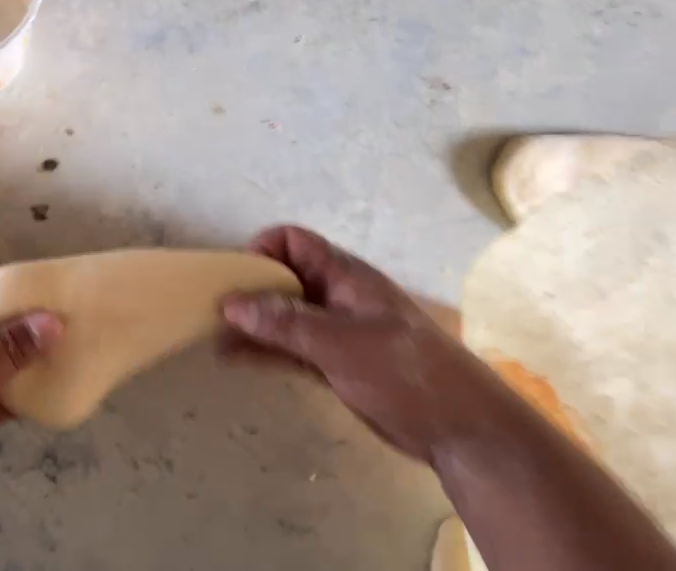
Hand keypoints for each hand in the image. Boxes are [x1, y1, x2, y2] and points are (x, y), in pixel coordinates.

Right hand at [221, 225, 521, 464]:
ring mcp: (335, 332)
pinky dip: (263, 350)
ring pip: (282, 317)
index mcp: (345, 277)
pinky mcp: (334, 364)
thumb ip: (286, 324)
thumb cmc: (407, 374)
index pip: (293, 242)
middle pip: (282, 279)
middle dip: (247, 290)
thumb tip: (231, 303)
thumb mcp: (341, 345)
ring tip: (211, 336)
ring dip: (250, 325)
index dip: (262, 251)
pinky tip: (233, 358)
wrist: (464, 433)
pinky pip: (289, 348)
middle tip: (214, 310)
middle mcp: (336, 297)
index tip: (237, 278)